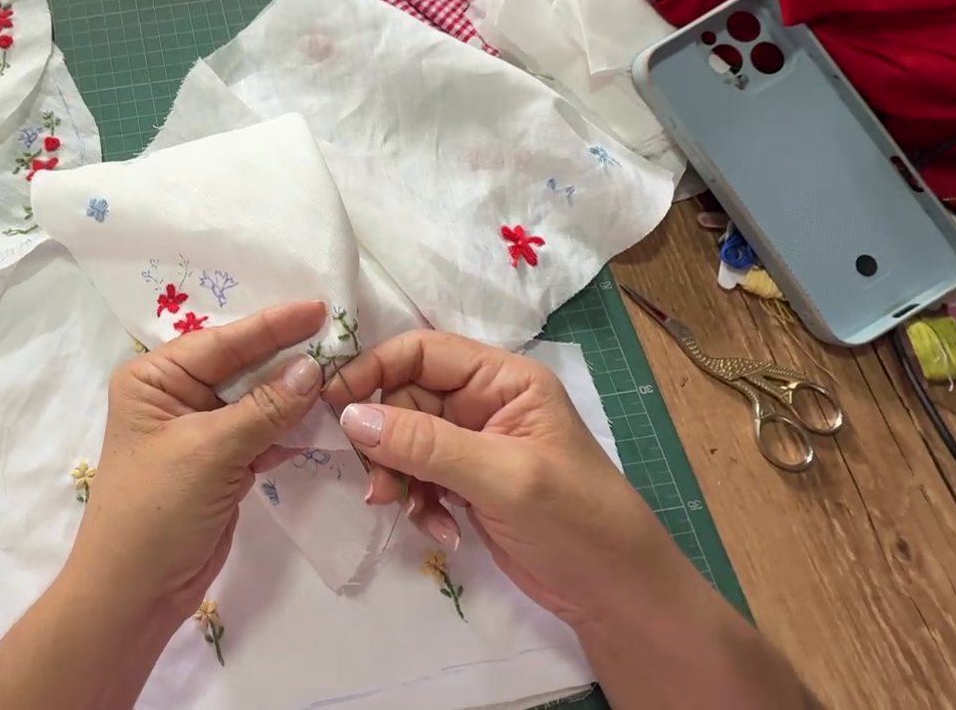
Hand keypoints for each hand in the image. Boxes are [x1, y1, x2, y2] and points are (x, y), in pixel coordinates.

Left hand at [67, 300, 327, 616]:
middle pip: (241, 367)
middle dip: (286, 357)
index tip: (318, 307)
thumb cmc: (158, 508)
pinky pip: (261, 433)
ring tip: (342, 374)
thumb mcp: (209, 450)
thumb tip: (313, 369)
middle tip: (339, 336)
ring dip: (294, 395)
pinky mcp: (221, 461)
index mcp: (154, 377)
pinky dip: (289, 429)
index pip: (221, 341)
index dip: (272, 325)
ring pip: (256, 401)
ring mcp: (199, 429)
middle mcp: (174, 394)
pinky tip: (324, 418)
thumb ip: (264, 408)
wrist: (137, 593)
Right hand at [327, 331, 695, 627]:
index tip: (333, 402)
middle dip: (386, 440)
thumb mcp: (502, 478)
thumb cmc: (579, 523)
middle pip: (402, 397)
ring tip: (406, 510)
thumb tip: (348, 416)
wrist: (622, 604)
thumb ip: (425, 444)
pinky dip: (416, 499)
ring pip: (402, 438)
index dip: (373, 369)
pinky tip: (438, 530)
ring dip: (397, 475)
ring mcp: (471, 442)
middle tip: (378, 483)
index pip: (420, 351)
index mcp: (501, 379)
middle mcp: (482, 401)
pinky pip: (416, 473)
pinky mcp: (464, 480)